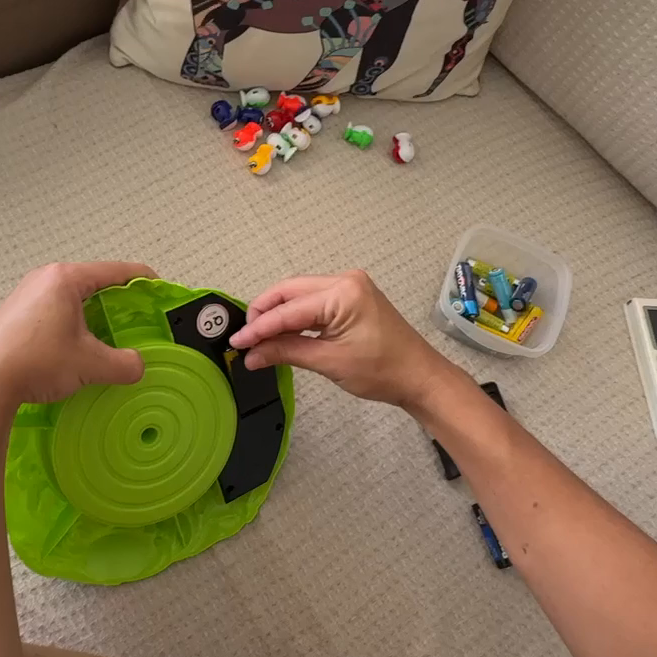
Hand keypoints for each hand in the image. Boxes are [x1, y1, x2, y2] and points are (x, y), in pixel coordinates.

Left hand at [0, 262, 153, 411]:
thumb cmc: (35, 362)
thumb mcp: (89, 364)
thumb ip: (123, 364)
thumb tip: (138, 366)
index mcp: (66, 279)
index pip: (116, 271)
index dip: (143, 280)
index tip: (159, 292)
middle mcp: (44, 278)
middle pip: (93, 281)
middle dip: (117, 300)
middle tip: (136, 319)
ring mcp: (25, 294)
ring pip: (72, 296)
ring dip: (92, 313)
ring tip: (106, 337)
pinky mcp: (13, 314)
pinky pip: (53, 309)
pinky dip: (71, 321)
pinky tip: (73, 347)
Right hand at [229, 270, 458, 410]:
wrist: (420, 377)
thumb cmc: (382, 371)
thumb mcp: (329, 362)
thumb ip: (286, 352)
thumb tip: (251, 355)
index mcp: (343, 292)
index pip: (288, 309)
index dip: (259, 327)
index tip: (236, 342)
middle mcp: (344, 280)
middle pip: (289, 291)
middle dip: (264, 314)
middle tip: (243, 338)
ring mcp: (349, 286)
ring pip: (299, 294)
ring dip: (277, 314)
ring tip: (257, 337)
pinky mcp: (351, 296)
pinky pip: (313, 301)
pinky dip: (295, 316)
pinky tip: (281, 332)